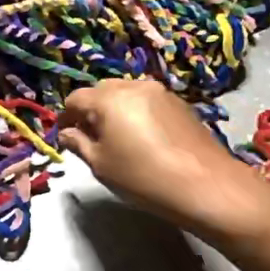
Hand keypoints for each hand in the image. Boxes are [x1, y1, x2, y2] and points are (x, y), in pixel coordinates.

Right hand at [56, 78, 266, 237]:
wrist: (203, 184)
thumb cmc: (142, 177)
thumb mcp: (101, 165)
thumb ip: (79, 143)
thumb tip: (67, 133)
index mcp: (108, 99)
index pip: (75, 99)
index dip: (66, 117)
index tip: (65, 136)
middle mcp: (134, 86)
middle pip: (101, 91)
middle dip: (91, 111)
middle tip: (90, 138)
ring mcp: (160, 92)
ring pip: (126, 94)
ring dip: (115, 111)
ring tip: (117, 139)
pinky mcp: (179, 103)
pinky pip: (147, 102)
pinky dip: (137, 114)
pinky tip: (142, 139)